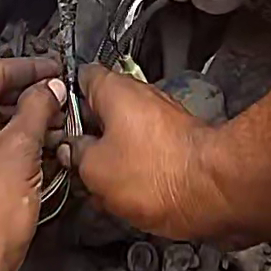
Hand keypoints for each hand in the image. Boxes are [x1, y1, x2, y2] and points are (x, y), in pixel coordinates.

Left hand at [0, 58, 63, 270]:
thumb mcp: (20, 151)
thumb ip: (38, 109)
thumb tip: (49, 88)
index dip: (31, 68)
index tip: (55, 69)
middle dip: (31, 95)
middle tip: (61, 96)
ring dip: (26, 118)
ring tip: (58, 122)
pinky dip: (15, 140)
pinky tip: (41, 145)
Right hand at [68, 64, 226, 240]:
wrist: (218, 192)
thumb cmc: (162, 174)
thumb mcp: (95, 169)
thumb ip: (75, 154)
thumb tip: (72, 151)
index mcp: (113, 90)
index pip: (78, 76)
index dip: (61, 97)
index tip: (52, 118)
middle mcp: (139, 96)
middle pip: (99, 108)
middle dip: (86, 135)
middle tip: (74, 159)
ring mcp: (160, 118)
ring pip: (122, 133)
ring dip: (110, 155)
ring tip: (102, 185)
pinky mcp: (177, 143)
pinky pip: (145, 150)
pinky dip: (135, 168)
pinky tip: (130, 194)